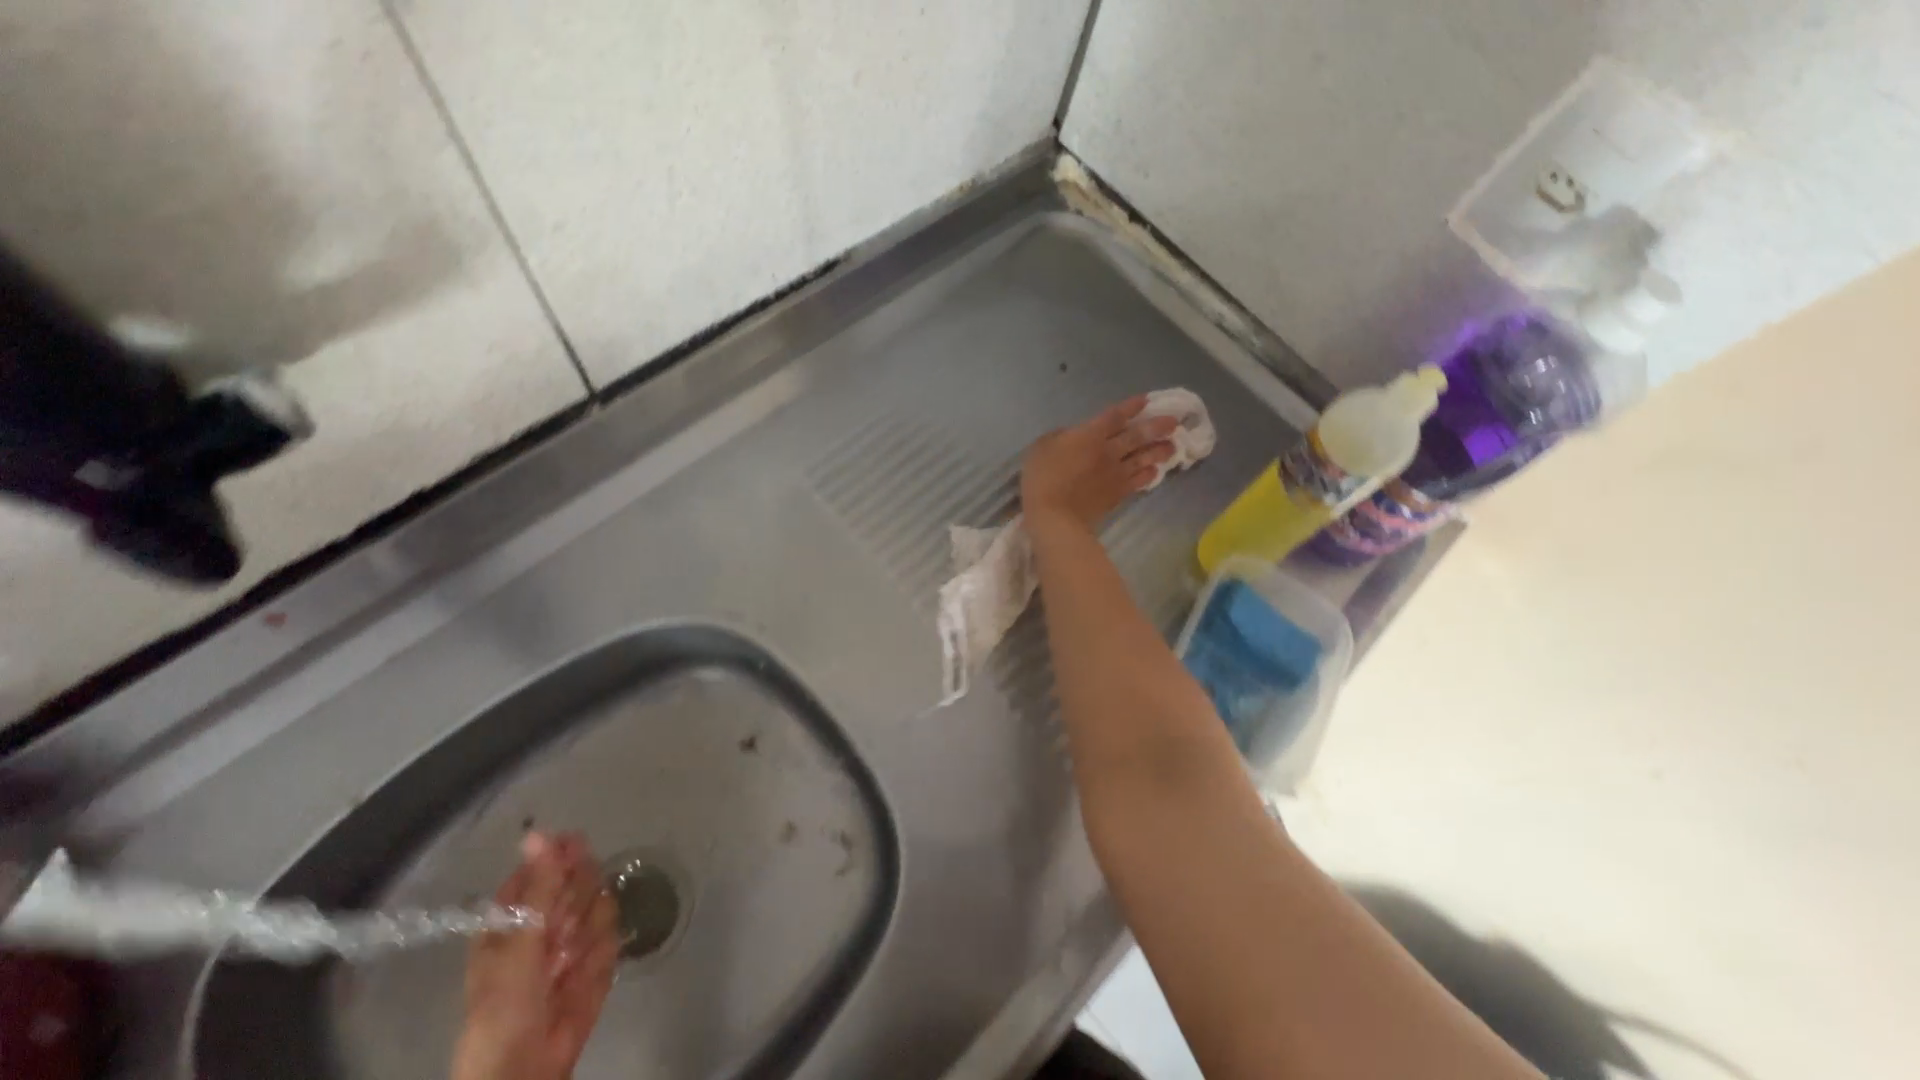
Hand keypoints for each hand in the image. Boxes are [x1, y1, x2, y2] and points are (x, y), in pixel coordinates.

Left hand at [452, 832, 619, 1079]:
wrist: (523, 1069)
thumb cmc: (506, 1002)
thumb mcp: (521, 939)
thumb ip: (539, 886)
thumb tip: (538, 832)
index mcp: (510, 922)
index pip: (536, 875)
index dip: (556, 858)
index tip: (577, 843)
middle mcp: (541, 932)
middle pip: (571, 890)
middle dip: (578, 894)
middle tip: (570, 914)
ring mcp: (569, 953)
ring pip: (595, 915)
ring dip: (589, 929)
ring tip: (569, 956)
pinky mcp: (593, 974)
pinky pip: (608, 948)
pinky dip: (600, 956)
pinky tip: (584, 972)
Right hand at [1022, 396, 1178, 531]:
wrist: (1055, 517)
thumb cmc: (1042, 478)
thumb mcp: (1042, 447)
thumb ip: (1061, 436)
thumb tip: (1074, 435)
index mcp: (1090, 435)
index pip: (1115, 416)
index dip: (1131, 407)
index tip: (1145, 401)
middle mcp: (1109, 451)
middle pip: (1137, 436)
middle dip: (1156, 427)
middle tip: (1174, 422)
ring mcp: (1116, 474)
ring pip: (1143, 458)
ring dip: (1159, 451)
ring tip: (1172, 446)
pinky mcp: (1117, 494)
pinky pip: (1138, 481)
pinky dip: (1148, 475)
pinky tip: (1155, 471)